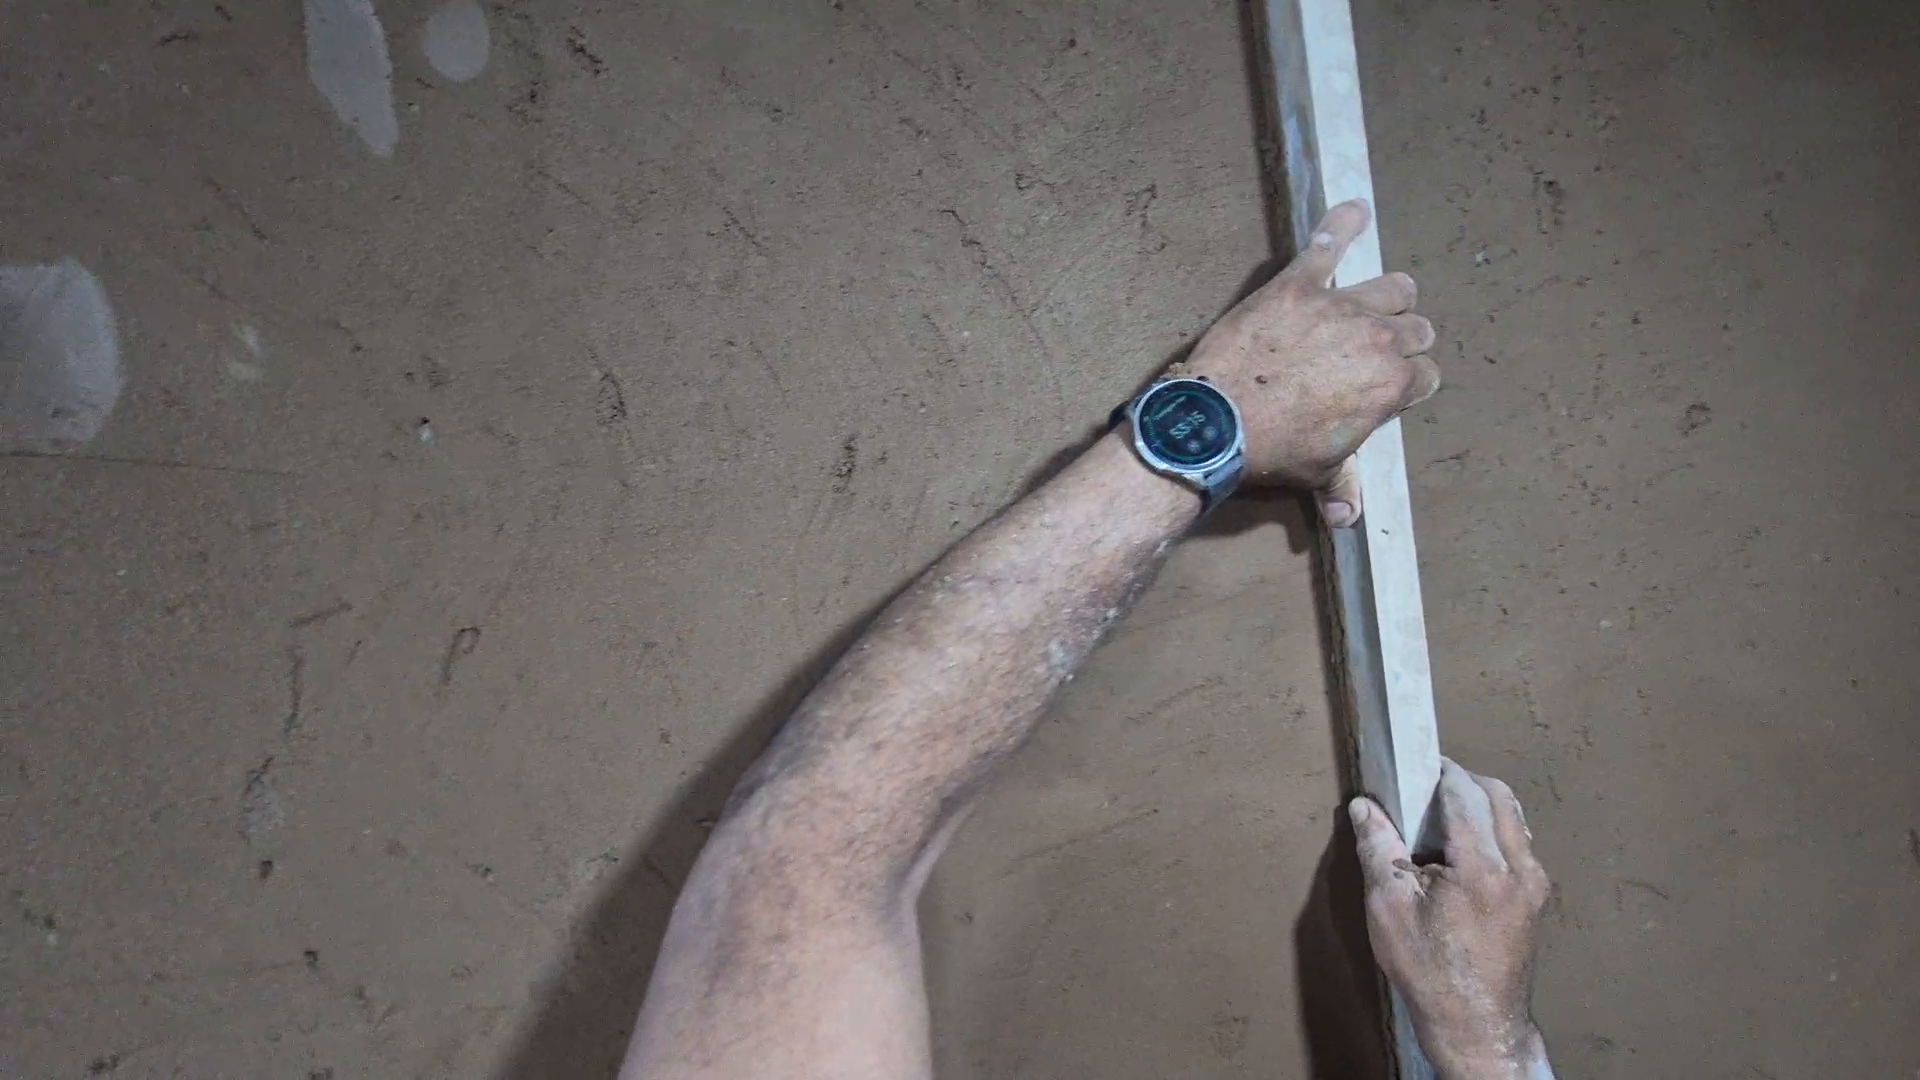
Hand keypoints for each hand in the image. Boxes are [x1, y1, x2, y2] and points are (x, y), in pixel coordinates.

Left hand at [1184, 198, 1437, 525]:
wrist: (1214, 424)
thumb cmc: (1268, 452)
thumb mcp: (1313, 472)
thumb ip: (1342, 487)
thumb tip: (1349, 520)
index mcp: (1392, 386)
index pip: (1425, 375)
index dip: (1404, 383)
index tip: (1383, 388)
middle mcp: (1378, 340)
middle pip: (1416, 326)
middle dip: (1401, 340)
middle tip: (1369, 352)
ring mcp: (1341, 307)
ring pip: (1393, 286)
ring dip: (1385, 297)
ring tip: (1365, 305)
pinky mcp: (1298, 286)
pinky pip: (1329, 243)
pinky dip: (1342, 224)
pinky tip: (1353, 211)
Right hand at [1349, 760, 1552, 1079]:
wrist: (1477, 1027)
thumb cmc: (1429, 967)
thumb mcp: (1388, 905)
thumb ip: (1377, 846)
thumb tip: (1364, 805)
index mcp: (1483, 869)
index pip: (1464, 795)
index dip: (1437, 770)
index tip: (1411, 758)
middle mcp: (1521, 871)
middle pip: (1499, 796)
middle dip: (1461, 779)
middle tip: (1421, 783)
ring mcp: (1535, 886)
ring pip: (1512, 817)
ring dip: (1478, 802)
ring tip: (1435, 815)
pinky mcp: (1537, 899)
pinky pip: (1517, 841)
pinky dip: (1490, 826)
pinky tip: (1457, 847)